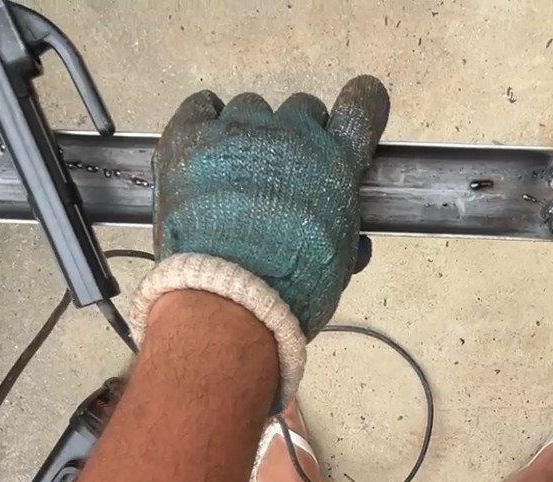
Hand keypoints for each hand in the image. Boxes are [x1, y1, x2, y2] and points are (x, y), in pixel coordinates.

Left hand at [152, 77, 388, 335]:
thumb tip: (354, 243)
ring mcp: (238, 133)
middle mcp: (291, 139)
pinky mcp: (191, 139)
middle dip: (296, 141)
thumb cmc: (286, 294)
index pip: (361, 109)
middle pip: (301, 111)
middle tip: (282, 180)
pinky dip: (205, 123)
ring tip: (236, 181)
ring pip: (250, 112)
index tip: (351, 120)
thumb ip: (345, 240)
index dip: (360, 109)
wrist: (228, 304)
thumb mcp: (335, 271)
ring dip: (249, 138)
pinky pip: (201, 107)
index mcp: (334, 168)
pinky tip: (206, 152)